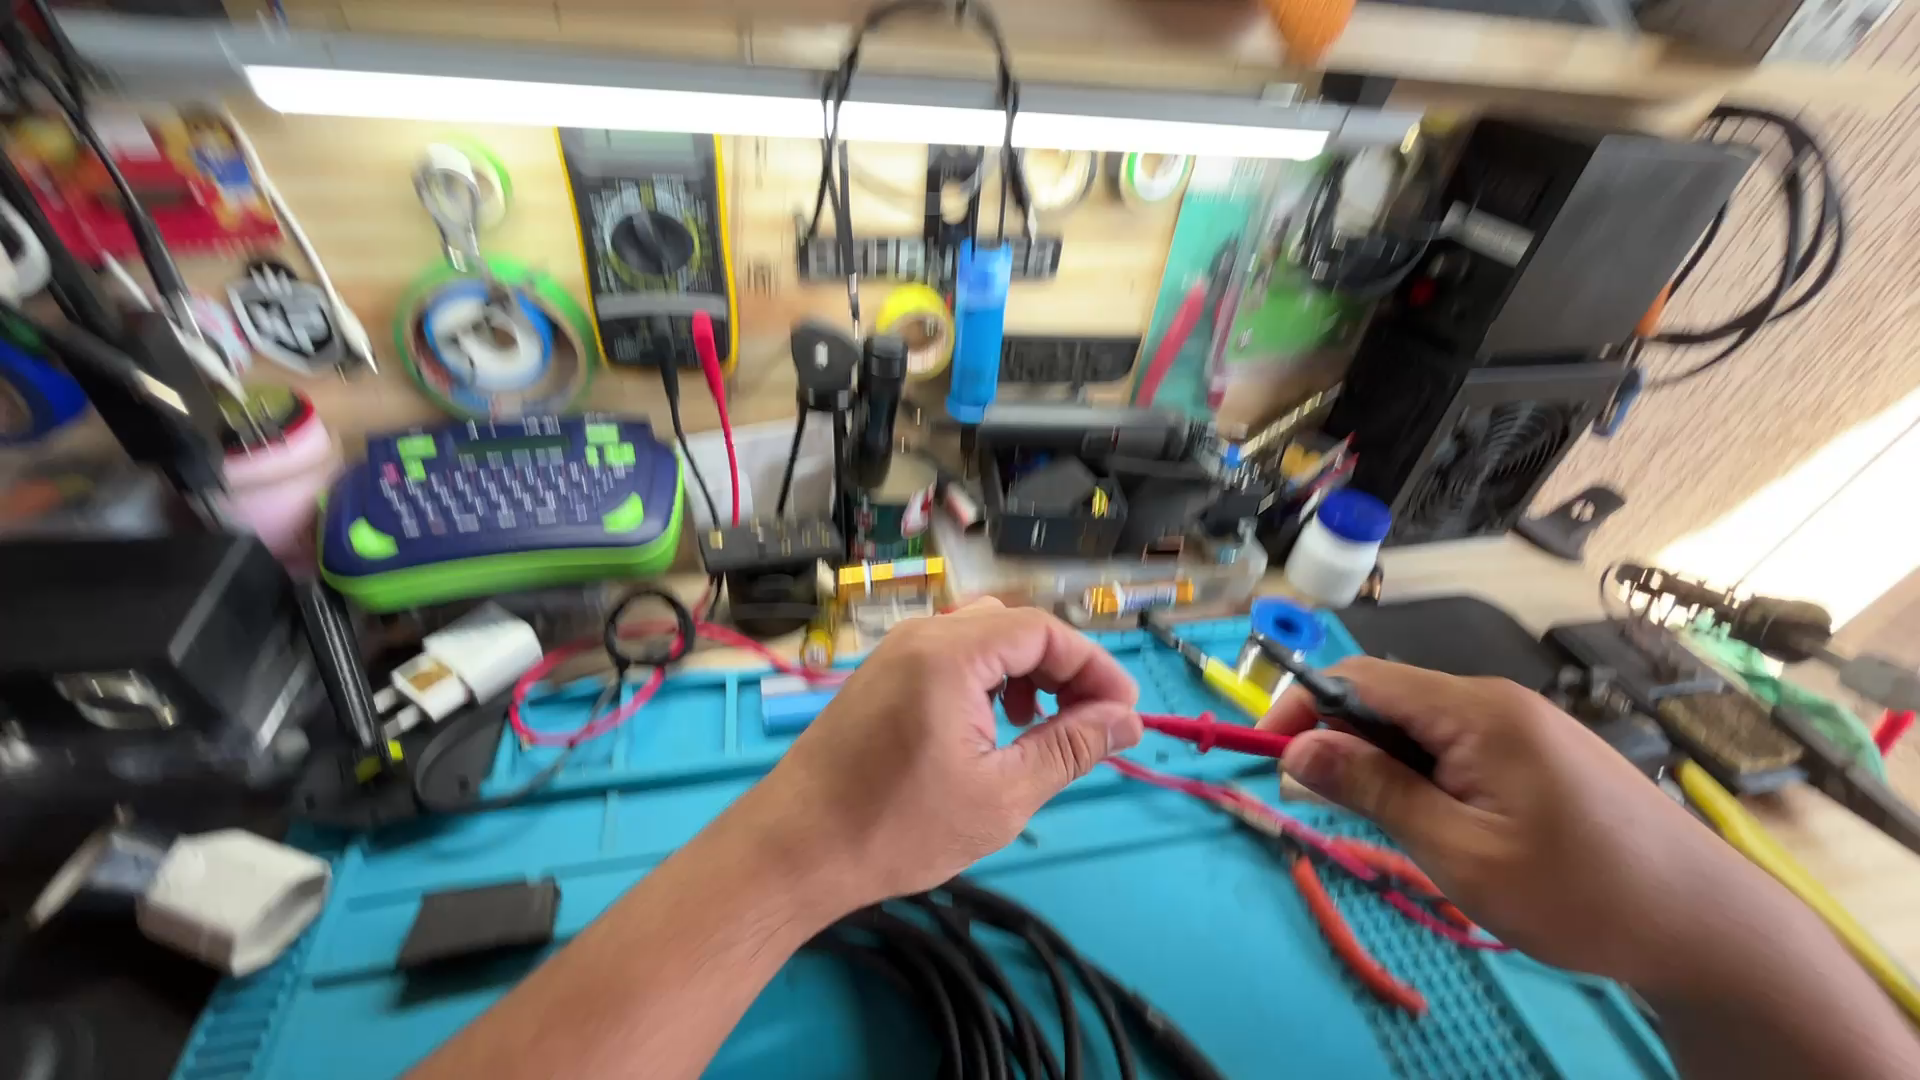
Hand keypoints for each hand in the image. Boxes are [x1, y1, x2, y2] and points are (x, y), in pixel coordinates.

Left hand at [737, 599, 1141, 912]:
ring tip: (1040, 725)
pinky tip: (991, 725)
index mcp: (952, 653)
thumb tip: (1126, 721)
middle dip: (1064, 669)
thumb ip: (1070, 747)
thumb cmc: (899, 827)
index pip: (1045, 632)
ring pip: (983, 636)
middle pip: (1015, 627)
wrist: (794, 849)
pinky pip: (952, 654)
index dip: (1094, 667)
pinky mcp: (883, 672)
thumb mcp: (1002, 794)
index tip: (1125, 713)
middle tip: (1091, 723)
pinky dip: (987, 678)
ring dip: (1025, 672)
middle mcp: (923, 634)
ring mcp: (898, 650)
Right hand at [1259, 657, 1763, 992]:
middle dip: (1336, 737)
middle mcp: (1492, 699)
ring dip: (1375, 759)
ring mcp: (1516, 722)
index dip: (1301, 705)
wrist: (1712, 932)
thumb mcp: (1460, 852)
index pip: (1358, 678)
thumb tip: (1296, 749)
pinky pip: (1447, 741)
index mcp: (1475, 710)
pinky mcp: (1531, 749)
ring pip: (1413, 721)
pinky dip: (1414, 769)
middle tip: (1316, 799)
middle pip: (1383, 696)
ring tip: (1376, 817)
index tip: (1269, 753)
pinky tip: (1426, 815)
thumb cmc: (1580, 894)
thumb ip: (1374, 791)